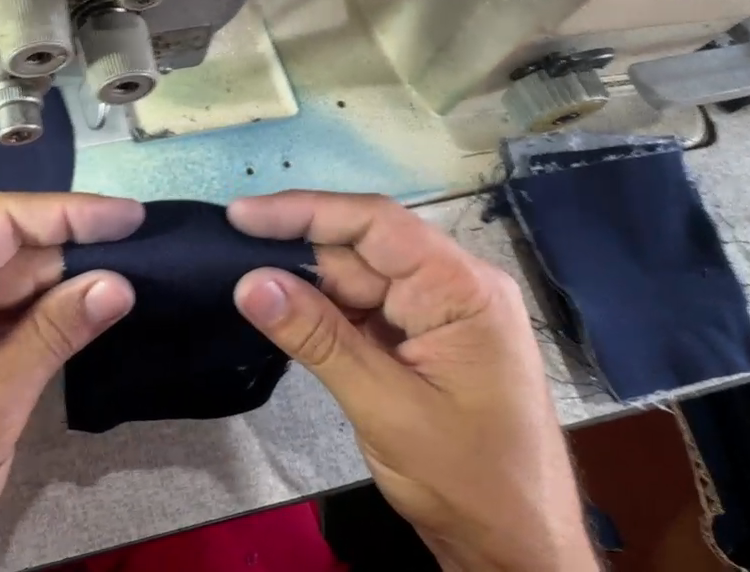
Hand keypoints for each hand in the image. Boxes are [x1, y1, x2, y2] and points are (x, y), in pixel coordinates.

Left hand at [0, 193, 141, 571]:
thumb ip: (53, 334)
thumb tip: (118, 284)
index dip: (69, 212)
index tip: (129, 216)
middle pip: (3, 248)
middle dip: (70, 251)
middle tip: (140, 253)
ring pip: (2, 278)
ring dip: (58, 284)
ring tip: (123, 279)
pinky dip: (35, 313)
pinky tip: (80, 312)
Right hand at [229, 192, 595, 571]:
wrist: (519, 554)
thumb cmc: (469, 482)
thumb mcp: (386, 409)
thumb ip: (317, 339)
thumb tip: (249, 283)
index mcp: (462, 288)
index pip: (375, 224)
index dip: (304, 211)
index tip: (241, 215)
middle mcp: (453, 286)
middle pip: (362, 250)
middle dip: (298, 252)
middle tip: (230, 256)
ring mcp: (438, 313)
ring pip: (358, 279)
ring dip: (306, 285)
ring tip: (246, 283)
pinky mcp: (422, 338)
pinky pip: (364, 309)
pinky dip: (324, 313)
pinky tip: (285, 312)